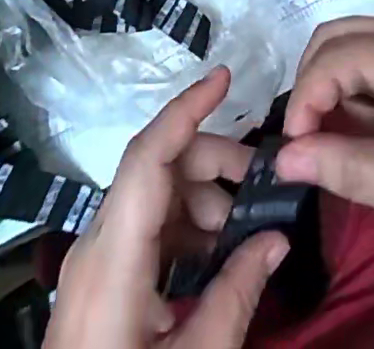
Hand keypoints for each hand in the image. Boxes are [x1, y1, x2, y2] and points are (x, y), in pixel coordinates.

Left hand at [46, 68, 288, 348]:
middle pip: (157, 168)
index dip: (185, 109)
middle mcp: (98, 242)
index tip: (224, 77)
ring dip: (203, 197)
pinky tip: (216, 253)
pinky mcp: (102, 275)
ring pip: (155, 195)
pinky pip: (147, 225)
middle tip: (261, 189)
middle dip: (213, 162)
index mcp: (113, 256)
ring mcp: (96, 258)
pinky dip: (186, 224)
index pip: (147, 156)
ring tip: (242, 232)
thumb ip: (237, 295)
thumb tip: (277, 238)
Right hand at [274, 17, 373, 248]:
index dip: (305, 100)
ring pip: (345, 44)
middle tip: (306, 139)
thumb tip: (283, 158)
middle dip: (310, 85)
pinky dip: (348, 90)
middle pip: (333, 37)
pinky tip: (360, 129)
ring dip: (327, 86)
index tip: (295, 150)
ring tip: (331, 138)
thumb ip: (345, 169)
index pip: (335, 57)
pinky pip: (364, 59)